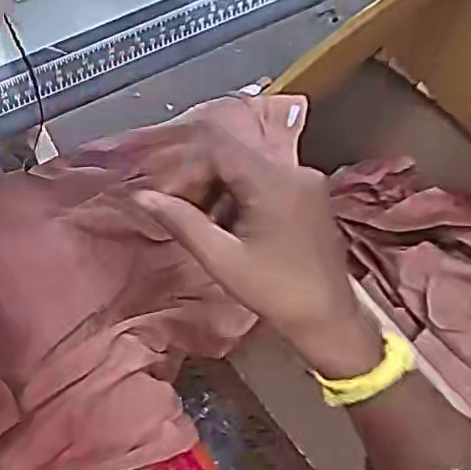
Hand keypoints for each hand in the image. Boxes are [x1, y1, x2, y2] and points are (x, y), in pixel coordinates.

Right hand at [129, 95, 381, 376]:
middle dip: (200, 184)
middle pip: (232, 159)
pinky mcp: (310, 197)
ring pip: (246, 171)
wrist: (327, 317)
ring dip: (218, 194)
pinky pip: (264, 183)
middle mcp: (295, 172)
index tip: (170, 204)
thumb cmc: (273, 290)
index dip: (186, 173)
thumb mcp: (220, 258)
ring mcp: (306, 183)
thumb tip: (143, 197)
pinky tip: (232, 231)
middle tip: (183, 218)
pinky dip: (239, 200)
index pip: (218, 152)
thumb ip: (181, 221)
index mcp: (275, 182)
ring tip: (207, 229)